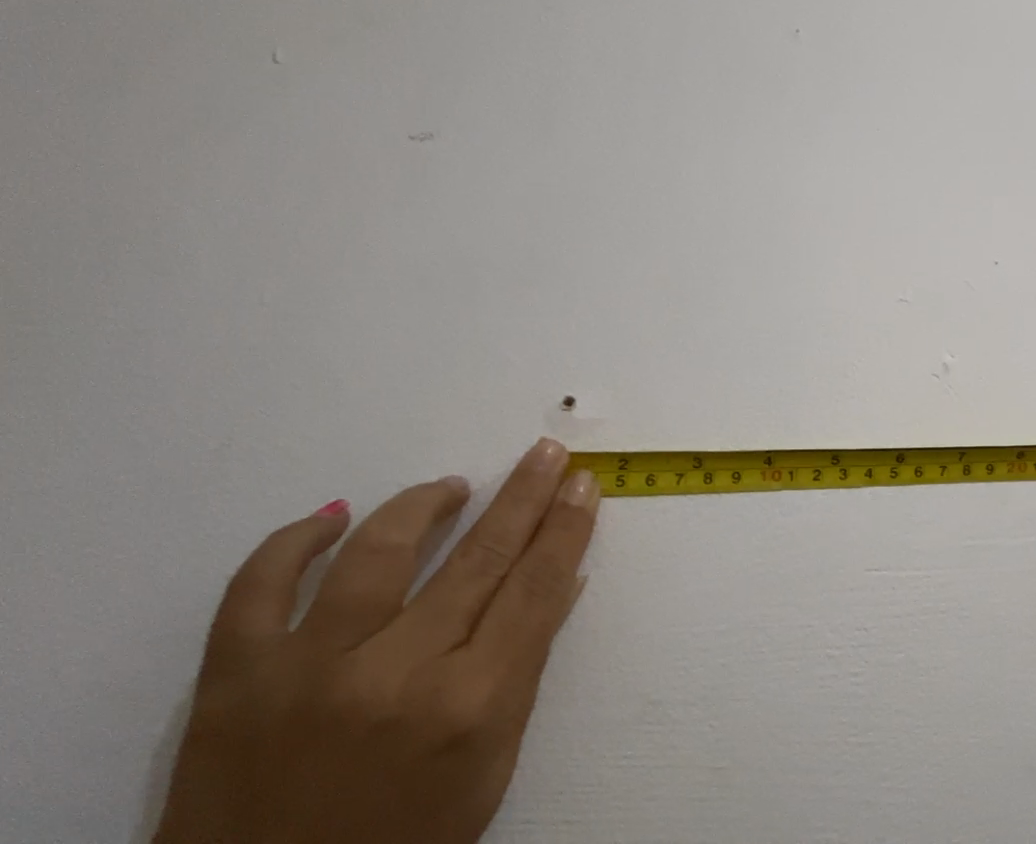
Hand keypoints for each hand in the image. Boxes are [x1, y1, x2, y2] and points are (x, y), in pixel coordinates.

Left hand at [153, 438, 599, 843]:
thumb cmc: (406, 839)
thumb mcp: (488, 766)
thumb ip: (523, 668)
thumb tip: (562, 581)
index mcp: (471, 705)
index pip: (536, 589)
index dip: (566, 528)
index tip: (582, 484)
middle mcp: (397, 675)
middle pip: (478, 558)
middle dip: (523, 496)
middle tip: (545, 451)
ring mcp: (308, 672)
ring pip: (377, 553)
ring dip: (425, 504)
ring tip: (453, 487)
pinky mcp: (231, 680)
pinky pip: (257, 587)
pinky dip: (294, 542)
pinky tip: (331, 516)